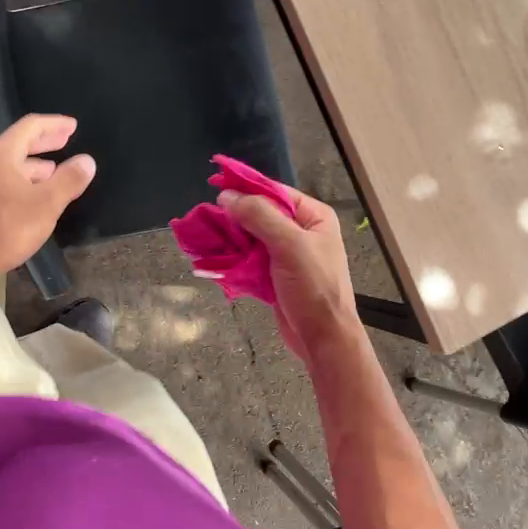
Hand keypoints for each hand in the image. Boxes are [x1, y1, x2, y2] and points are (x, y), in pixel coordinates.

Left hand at [0, 114, 96, 284]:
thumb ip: (68, 181)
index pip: (30, 126)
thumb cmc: (1, 229)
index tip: (72, 126)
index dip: (54, 123)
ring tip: (52, 173)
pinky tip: (28, 200)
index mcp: (1, 154)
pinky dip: (19, 182)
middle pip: (17, 143)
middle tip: (64, 140)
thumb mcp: (45, 205)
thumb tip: (87, 161)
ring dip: (32, 165)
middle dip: (43, 142)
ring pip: (7, 166)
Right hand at [219, 184, 362, 358]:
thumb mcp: (289, 245)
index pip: (274, 192)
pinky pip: (249, 259)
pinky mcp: (275, 275)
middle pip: (260, 214)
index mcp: (313, 216)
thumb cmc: (314, 288)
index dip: (245, 189)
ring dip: (230, 239)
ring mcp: (288, 254)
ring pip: (251, 237)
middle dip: (234, 217)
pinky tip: (213, 259)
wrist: (324, 340)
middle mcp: (301, 230)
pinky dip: (233, 259)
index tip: (214, 188)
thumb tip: (226, 196)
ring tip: (203, 239)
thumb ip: (259, 216)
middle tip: (205, 219)